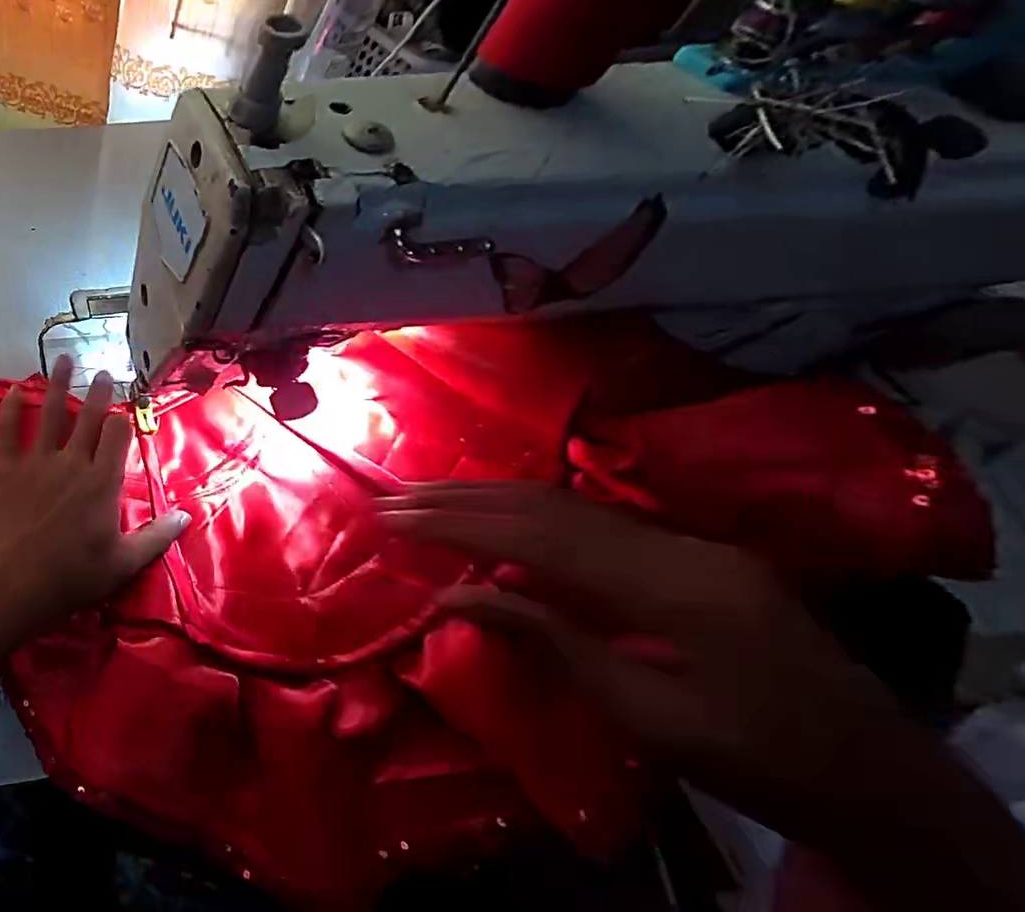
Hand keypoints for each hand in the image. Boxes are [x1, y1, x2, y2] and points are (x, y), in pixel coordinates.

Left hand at [0, 356, 187, 634]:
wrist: (15, 582)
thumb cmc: (73, 575)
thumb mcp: (125, 562)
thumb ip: (157, 536)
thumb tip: (187, 516)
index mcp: (103, 481)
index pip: (117, 435)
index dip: (121, 418)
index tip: (123, 408)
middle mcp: (73, 462)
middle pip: (88, 416)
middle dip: (97, 391)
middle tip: (102, 370)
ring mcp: (37, 461)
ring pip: (51, 412)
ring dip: (59, 383)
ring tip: (65, 358)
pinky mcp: (7, 467)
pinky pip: (8, 429)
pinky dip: (11, 407)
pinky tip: (15, 388)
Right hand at [374, 482, 907, 834]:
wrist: (889, 785)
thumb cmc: (760, 761)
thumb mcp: (645, 714)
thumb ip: (546, 639)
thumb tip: (450, 598)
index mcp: (672, 588)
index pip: (538, 538)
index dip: (457, 524)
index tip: (394, 516)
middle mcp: (678, 548)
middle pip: (549, 507)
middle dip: (462, 500)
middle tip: (393, 496)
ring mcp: (689, 545)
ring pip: (569, 506)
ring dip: (489, 499)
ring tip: (425, 496)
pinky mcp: (691, 555)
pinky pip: (593, 524)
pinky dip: (529, 516)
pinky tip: (493, 518)